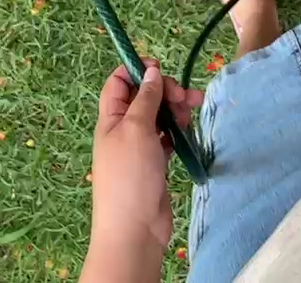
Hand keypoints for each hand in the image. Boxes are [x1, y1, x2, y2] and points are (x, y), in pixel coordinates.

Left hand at [88, 60, 201, 260]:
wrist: (135, 230)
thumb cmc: (130, 175)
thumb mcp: (137, 128)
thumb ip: (145, 98)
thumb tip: (151, 71)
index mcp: (110, 118)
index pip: (118, 82)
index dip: (136, 70)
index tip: (159, 68)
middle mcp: (123, 128)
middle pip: (143, 96)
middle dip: (164, 90)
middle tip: (182, 96)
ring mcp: (139, 146)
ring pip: (158, 115)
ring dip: (175, 108)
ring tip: (190, 113)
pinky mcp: (154, 161)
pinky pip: (166, 135)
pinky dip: (176, 129)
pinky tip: (185, 132)